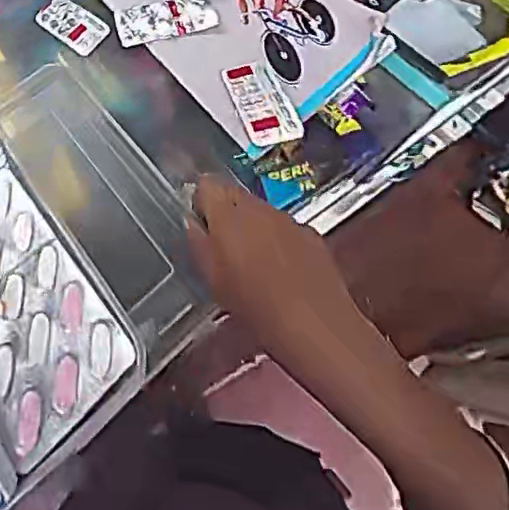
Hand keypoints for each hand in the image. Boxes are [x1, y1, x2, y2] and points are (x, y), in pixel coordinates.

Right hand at [186, 174, 365, 368]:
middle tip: (222, 246)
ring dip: (252, 227)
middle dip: (226, 213)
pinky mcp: (311, 235)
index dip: (200, 200)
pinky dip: (278, 240)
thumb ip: (197, 243)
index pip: (206, 183)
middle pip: (234, 194)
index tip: (199, 223)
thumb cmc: (254, 305)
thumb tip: (192, 223)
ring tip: (252, 262)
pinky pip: (284, 228)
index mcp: (228, 213)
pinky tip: (280, 271)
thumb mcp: (212, 279)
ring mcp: (288, 219)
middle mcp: (259, 207)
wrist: (316, 326)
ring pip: (260, 211)